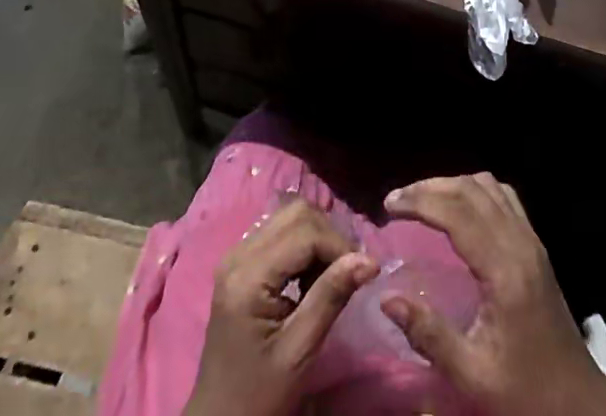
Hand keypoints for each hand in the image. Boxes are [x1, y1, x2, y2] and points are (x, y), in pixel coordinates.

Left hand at [183, 198, 377, 415]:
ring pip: (288, 217)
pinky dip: (303, 247)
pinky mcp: (240, 264)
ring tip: (331, 278)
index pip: (304, 232)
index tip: (366, 274)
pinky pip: (279, 234)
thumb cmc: (260, 393)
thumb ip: (331, 297)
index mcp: (247, 274)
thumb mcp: (300, 349)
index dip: (340, 246)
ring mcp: (236, 255)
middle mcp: (237, 253)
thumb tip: (370, 260)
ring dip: (318, 239)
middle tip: (349, 274)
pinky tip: (311, 279)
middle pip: (295, 213)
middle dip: (330, 236)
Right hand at [383, 174, 605, 415]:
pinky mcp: (536, 246)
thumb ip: (429, 334)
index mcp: (506, 271)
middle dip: (429, 187)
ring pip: (489, 186)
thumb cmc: (525, 389)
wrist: (580, 402)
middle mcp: (521, 244)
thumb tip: (386, 298)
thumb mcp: (473, 374)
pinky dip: (474, 192)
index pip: (458, 213)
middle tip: (396, 202)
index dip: (420, 201)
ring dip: (451, 185)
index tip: (388, 206)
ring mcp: (533, 242)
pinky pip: (504, 198)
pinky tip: (457, 210)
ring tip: (422, 202)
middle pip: (472, 189)